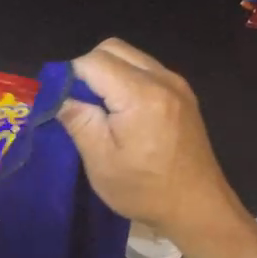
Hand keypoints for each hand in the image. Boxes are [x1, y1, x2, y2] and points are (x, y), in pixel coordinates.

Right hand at [58, 38, 243, 244]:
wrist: (198, 208)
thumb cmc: (145, 190)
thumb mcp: (101, 161)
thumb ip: (79, 120)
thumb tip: (58, 96)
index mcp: (141, 94)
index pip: (93, 61)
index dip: (70, 77)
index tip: (62, 104)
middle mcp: (162, 79)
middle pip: (112, 48)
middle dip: (88, 69)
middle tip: (80, 104)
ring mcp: (177, 84)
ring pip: (130, 56)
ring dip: (108, 73)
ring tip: (100, 110)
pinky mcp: (183, 94)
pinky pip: (146, 70)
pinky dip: (127, 79)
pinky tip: (123, 112)